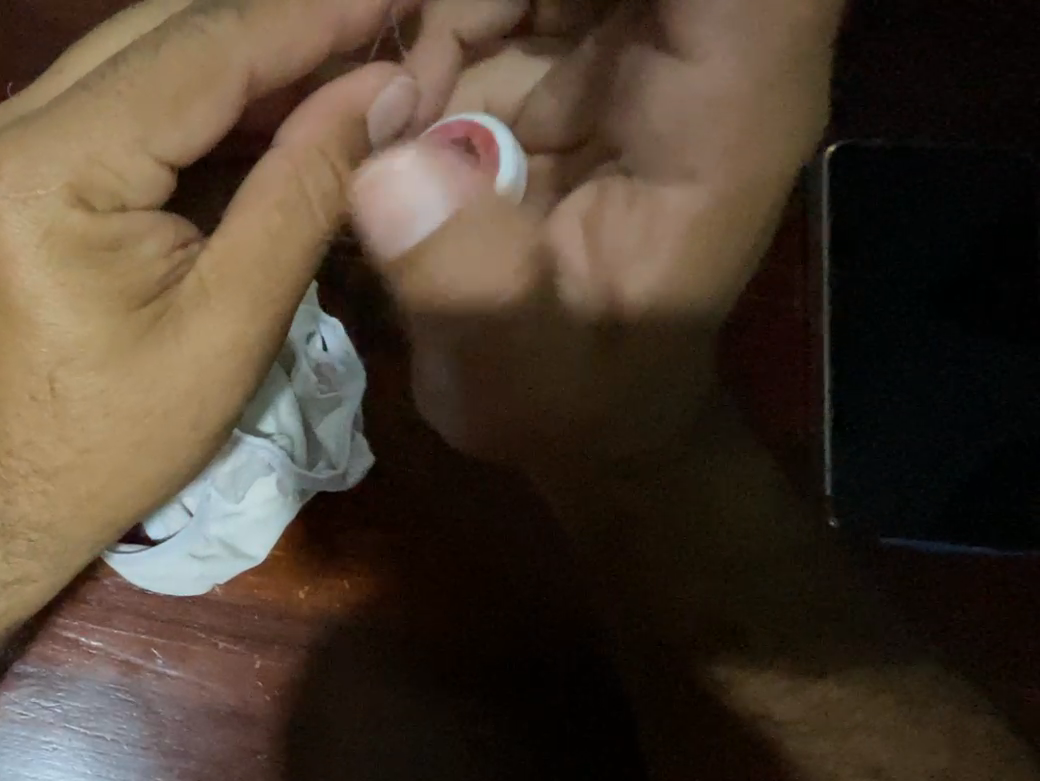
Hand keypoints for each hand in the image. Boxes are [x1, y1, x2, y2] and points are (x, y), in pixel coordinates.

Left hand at [0, 0, 406, 572]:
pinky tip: (265, 124)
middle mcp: (0, 135)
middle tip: (386, 44)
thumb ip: (304, 191)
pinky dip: (191, 116)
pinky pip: (112, 113)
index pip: (202, 50)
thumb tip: (386, 84)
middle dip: (282, 36)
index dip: (316, 16)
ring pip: (140, 66)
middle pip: (165, 37)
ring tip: (342, 83)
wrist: (22, 497)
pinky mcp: (5, 178)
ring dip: (242, 73)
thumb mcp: (228, 327)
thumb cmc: (120, 442)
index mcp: (44, 171)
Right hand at [350, 0, 842, 466]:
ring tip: (399, 115)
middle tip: (414, 84)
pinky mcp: (567, 79)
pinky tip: (400, 123)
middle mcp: (691, 60)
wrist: (577, 414)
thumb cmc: (567, 402)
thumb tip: (381, 170)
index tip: (483, 21)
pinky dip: (439, 44)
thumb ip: (464, 279)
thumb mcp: (510, 368)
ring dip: (455, 17)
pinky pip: (505, 7)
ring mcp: (626, 61)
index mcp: (724, 114)